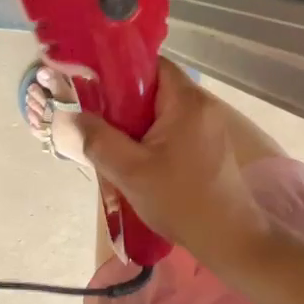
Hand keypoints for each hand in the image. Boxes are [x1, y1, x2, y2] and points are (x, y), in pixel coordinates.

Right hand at [74, 60, 271, 262]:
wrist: (229, 239)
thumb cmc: (180, 200)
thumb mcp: (130, 171)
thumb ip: (98, 140)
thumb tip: (74, 116)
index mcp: (187, 100)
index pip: (152, 64)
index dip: (122, 72)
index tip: (95, 90)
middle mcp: (202, 106)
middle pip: (156, 89)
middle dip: (125, 105)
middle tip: (99, 124)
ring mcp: (210, 127)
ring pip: (163, 112)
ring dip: (137, 126)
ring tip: (113, 147)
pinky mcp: (210, 147)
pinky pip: (175, 130)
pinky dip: (154, 139)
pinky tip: (137, 163)